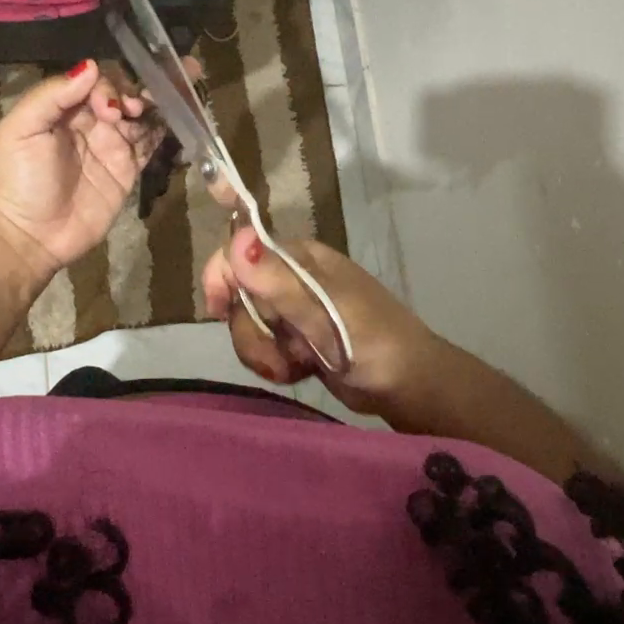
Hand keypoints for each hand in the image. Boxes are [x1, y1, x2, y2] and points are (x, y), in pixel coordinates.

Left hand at [0, 60, 162, 281]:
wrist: (26, 238)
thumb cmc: (16, 180)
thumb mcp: (21, 129)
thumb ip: (52, 95)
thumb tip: (92, 66)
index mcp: (62, 108)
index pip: (95, 81)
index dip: (109, 85)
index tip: (110, 107)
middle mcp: (89, 123)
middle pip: (122, 94)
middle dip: (138, 91)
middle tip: (140, 106)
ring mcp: (110, 147)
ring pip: (140, 116)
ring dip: (156, 105)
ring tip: (176, 100)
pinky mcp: (126, 172)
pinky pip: (150, 145)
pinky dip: (164, 130)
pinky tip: (179, 120)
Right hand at [203, 229, 454, 418]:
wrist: (407, 385)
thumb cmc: (370, 338)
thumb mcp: (321, 310)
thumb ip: (276, 280)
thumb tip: (238, 238)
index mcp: (299, 258)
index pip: (238, 253)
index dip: (221, 279)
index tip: (217, 310)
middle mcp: (291, 279)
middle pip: (238, 298)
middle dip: (251, 332)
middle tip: (279, 353)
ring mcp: (293, 311)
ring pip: (247, 328)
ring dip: (264, 354)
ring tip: (295, 366)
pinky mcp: (295, 341)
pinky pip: (264, 349)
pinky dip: (276, 365)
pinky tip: (300, 372)